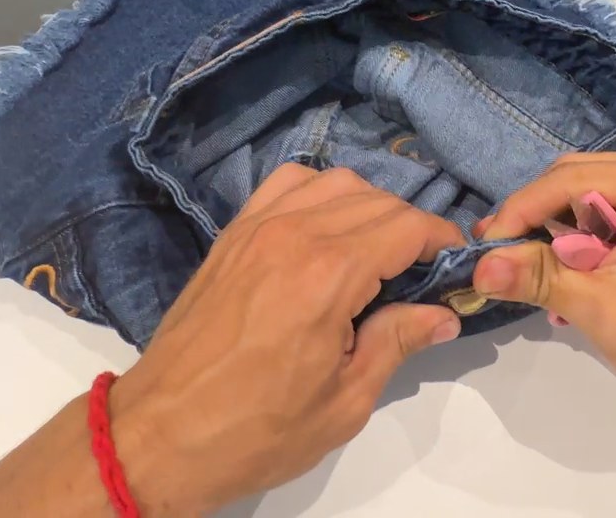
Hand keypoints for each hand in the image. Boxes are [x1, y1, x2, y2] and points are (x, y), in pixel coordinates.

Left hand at [112, 165, 465, 515]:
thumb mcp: (344, 402)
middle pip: (379, 201)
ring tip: (374, 250)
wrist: (160, 433)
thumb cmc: (257, 429)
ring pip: (339, 182)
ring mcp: (262, 223)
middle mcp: (298, 232)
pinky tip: (324, 224)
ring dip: (370, 207)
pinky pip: (290, 181)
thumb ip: (398, 342)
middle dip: (412, 229)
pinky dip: (320, 190)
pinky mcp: (237, 228)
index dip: (441, 239)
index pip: (407, 227)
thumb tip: (445, 314)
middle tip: (419, 272)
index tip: (455, 262)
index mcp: (330, 275)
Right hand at [471, 151, 615, 403]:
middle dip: (538, 221)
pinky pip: (606, 205)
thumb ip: (541, 279)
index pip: (567, 180)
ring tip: (537, 274)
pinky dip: (582, 235)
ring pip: (585, 191)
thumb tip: (479, 268)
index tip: (484, 250)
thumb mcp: (606, 310)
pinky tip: (573, 269)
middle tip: (503, 262)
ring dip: (558, 230)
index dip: (520, 212)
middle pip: (574, 178)